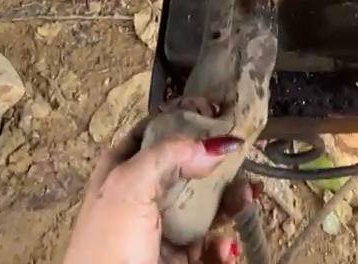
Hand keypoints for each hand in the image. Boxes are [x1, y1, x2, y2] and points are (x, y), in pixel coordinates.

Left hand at [63, 128, 245, 263]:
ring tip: (249, 195)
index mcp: (120, 172)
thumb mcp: (129, 185)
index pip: (154, 132)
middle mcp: (142, 198)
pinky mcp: (179, 263)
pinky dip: (223, 246)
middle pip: (187, 168)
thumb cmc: (108, 246)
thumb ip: (170, 154)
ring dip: (231, 201)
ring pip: (205, 207)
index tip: (214, 109)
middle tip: (242, 152)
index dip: (181, 118)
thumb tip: (214, 145)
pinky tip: (227, 247)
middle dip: (217, 161)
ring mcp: (162, 234)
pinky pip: (209, 248)